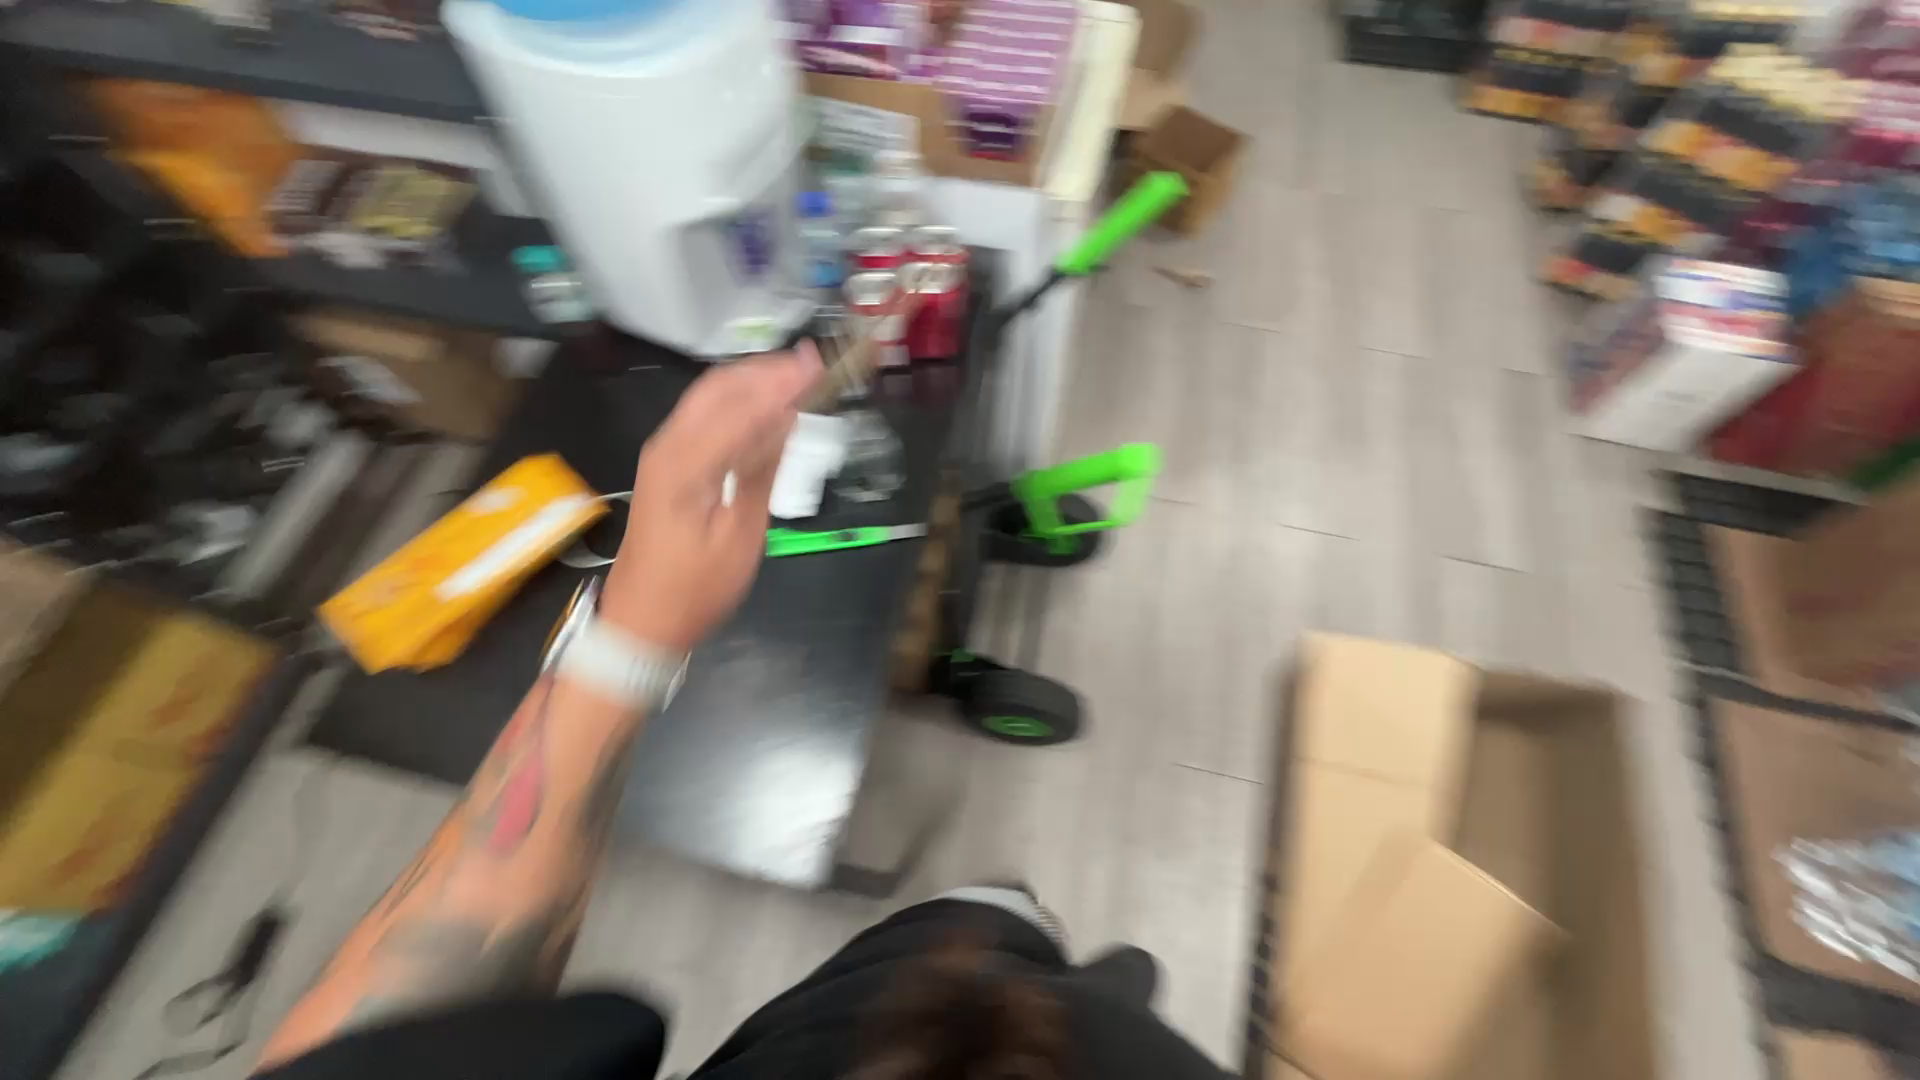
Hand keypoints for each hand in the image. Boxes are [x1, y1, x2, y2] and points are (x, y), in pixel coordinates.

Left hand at [600, 345, 822, 650]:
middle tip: (810, 362)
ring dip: (751, 381)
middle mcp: (668, 446)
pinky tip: (762, 407)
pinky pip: (703, 417)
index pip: (741, 406)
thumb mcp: (741, 535)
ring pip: (708, 397)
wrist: (643, 619)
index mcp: (686, 464)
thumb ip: (761, 470)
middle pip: (719, 388)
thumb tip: (787, 420)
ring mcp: (662, 453)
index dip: (781, 382)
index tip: (817, 364)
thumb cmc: (697, 587)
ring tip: (794, 375)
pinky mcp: (666, 463)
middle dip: (766, 370)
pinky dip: (736, 402)